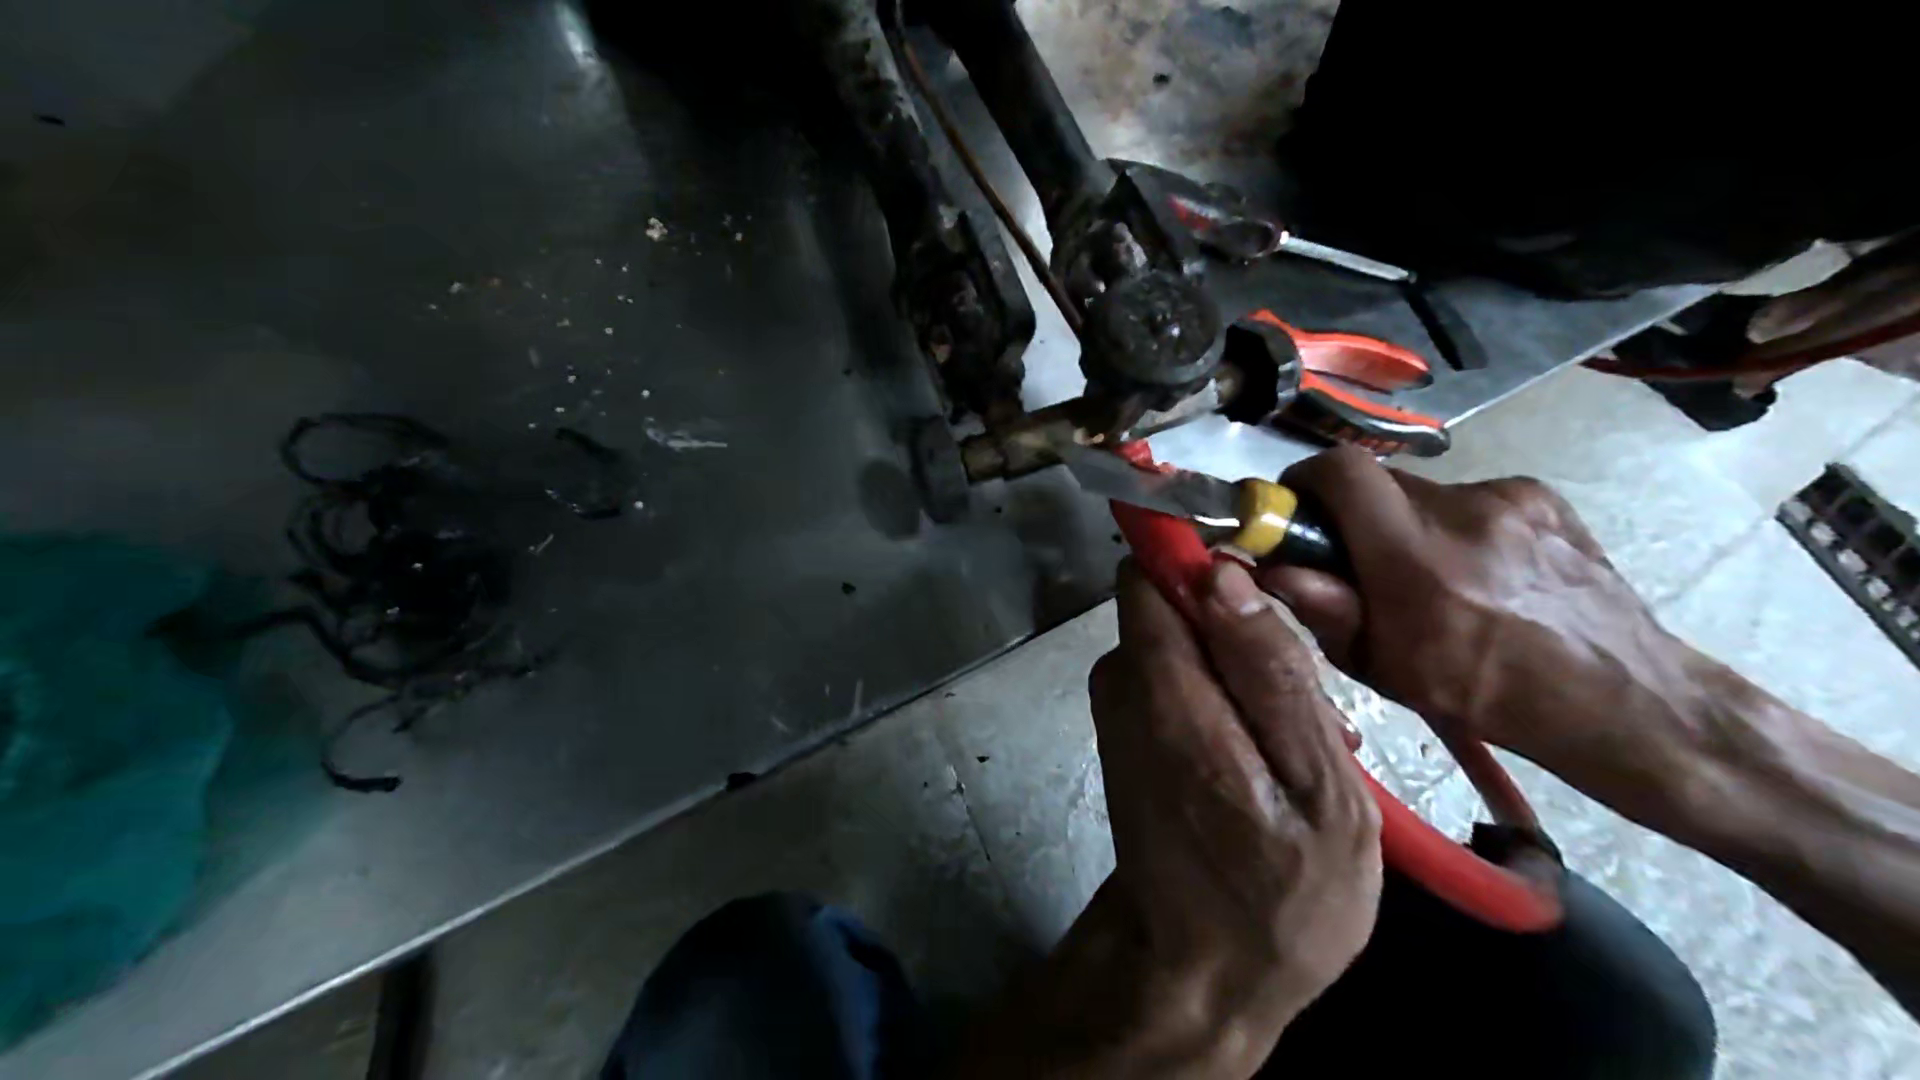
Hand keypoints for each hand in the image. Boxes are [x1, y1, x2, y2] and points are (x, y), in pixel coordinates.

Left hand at [1084, 557, 1382, 1075]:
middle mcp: (1123, 682)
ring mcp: (1118, 704)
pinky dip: (1217, 692)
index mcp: (1165, 689)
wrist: (1197, 963)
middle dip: (1233, 622)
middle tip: (1294, 692)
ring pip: (1179, 637)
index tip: (1261, 582)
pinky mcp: (1126, 724)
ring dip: (1234, 665)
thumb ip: (1270, 672)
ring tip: (1287, 735)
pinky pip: (1174, 672)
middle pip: (1170, 601)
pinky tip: (1258, 750)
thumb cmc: (1277, 894)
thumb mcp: (1318, 789)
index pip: (1150, 574)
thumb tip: (1224, 574)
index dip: (1201, 558)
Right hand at [1258, 446, 1718, 821]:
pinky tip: (1477, 574)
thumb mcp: (1384, 667)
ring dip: (1400, 524)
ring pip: (1419, 493)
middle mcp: (1463, 510)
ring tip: (1427, 579)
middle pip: (1374, 482)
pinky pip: (1466, 499)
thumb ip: (1323, 608)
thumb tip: (1269, 566)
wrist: (1627, 700)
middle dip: (1348, 513)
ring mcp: (1512, 497)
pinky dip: (1449, 527)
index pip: (1341, 471)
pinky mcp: (1544, 496)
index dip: (1302, 479)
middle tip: (1352, 562)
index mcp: (1417, 556)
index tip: (1291, 511)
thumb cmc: (1487, 693)